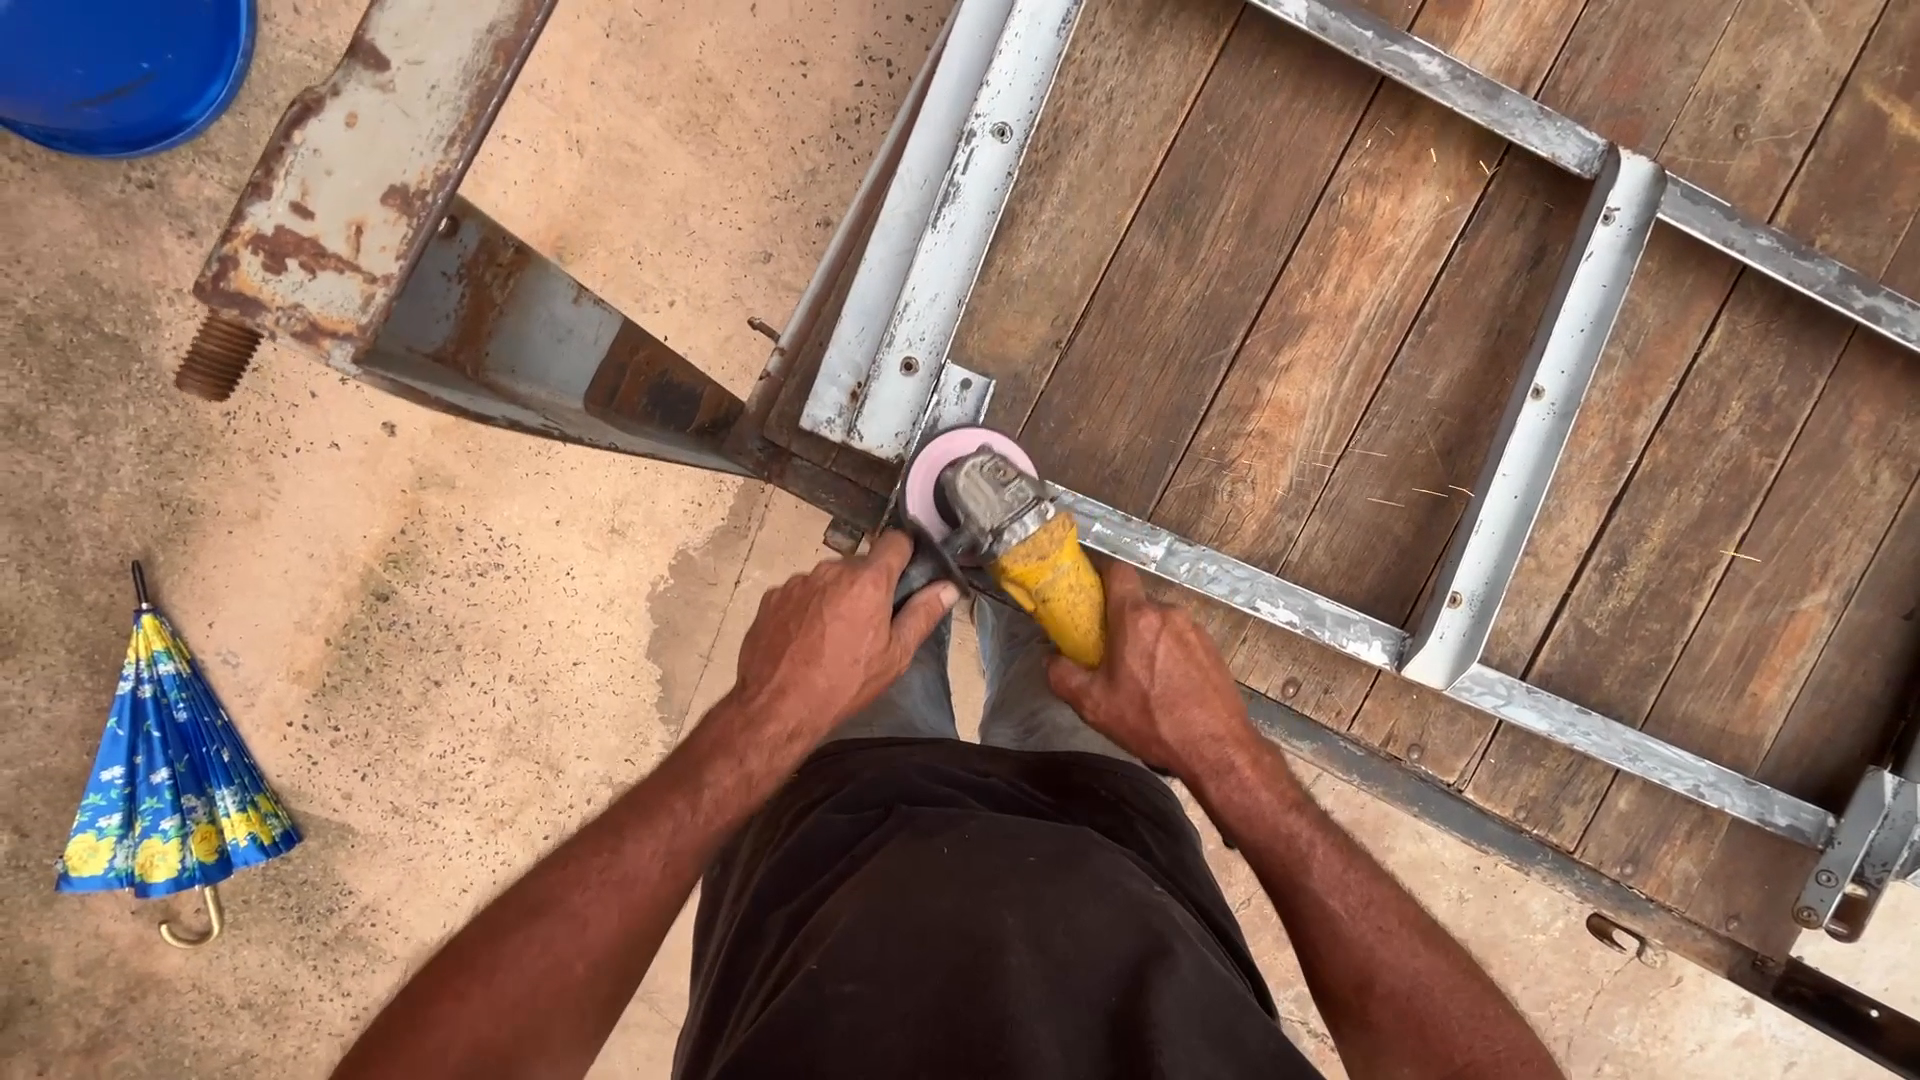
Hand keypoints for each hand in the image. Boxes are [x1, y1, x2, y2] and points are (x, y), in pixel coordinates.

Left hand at [732, 530, 958, 736]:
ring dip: (837, 596)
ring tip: (832, 637)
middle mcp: (832, 569)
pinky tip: (805, 639)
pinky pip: (802, 592)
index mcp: (868, 581)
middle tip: (868, 624)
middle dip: (868, 586)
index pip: (896, 541)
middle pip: (861, 565)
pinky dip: (808, 608)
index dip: (905, 555)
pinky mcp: (773, 596)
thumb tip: (948, 587)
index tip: (906, 577)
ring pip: (830, 579)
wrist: (776, 707)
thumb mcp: (895, 656)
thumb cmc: (844, 684)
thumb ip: (923, 615)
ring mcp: (798, 581)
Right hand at [1046, 561, 1258, 778]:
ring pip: (1159, 623)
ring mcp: (1195, 629)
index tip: (1087, 591)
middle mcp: (1167, 613)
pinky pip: (1180, 640)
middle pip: (1136, 603)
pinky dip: (1168, 654)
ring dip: (1145, 640)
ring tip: (1139, 677)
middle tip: (1107, 652)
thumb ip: (1062, 676)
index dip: (1099, 573)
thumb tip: (1051, 660)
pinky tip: (1166, 687)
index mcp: (1136, 617)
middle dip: (1119, 621)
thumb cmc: (1151, 722)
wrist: (1218, 749)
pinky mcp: (1213, 649)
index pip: (1116, 570)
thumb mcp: (1093, 705)